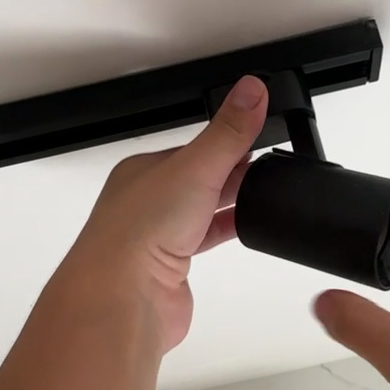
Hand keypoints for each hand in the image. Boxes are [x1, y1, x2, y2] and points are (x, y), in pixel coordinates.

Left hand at [57, 75, 267, 352]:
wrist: (123, 297)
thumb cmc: (138, 232)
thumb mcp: (196, 168)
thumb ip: (228, 132)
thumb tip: (252, 91)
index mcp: (144, 169)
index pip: (193, 148)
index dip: (228, 142)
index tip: (258, 135)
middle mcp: (147, 202)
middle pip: (199, 179)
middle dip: (232, 173)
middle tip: (266, 166)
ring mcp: (158, 236)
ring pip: (201, 211)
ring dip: (227, 203)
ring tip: (259, 195)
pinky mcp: (172, 268)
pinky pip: (204, 242)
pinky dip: (224, 232)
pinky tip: (240, 229)